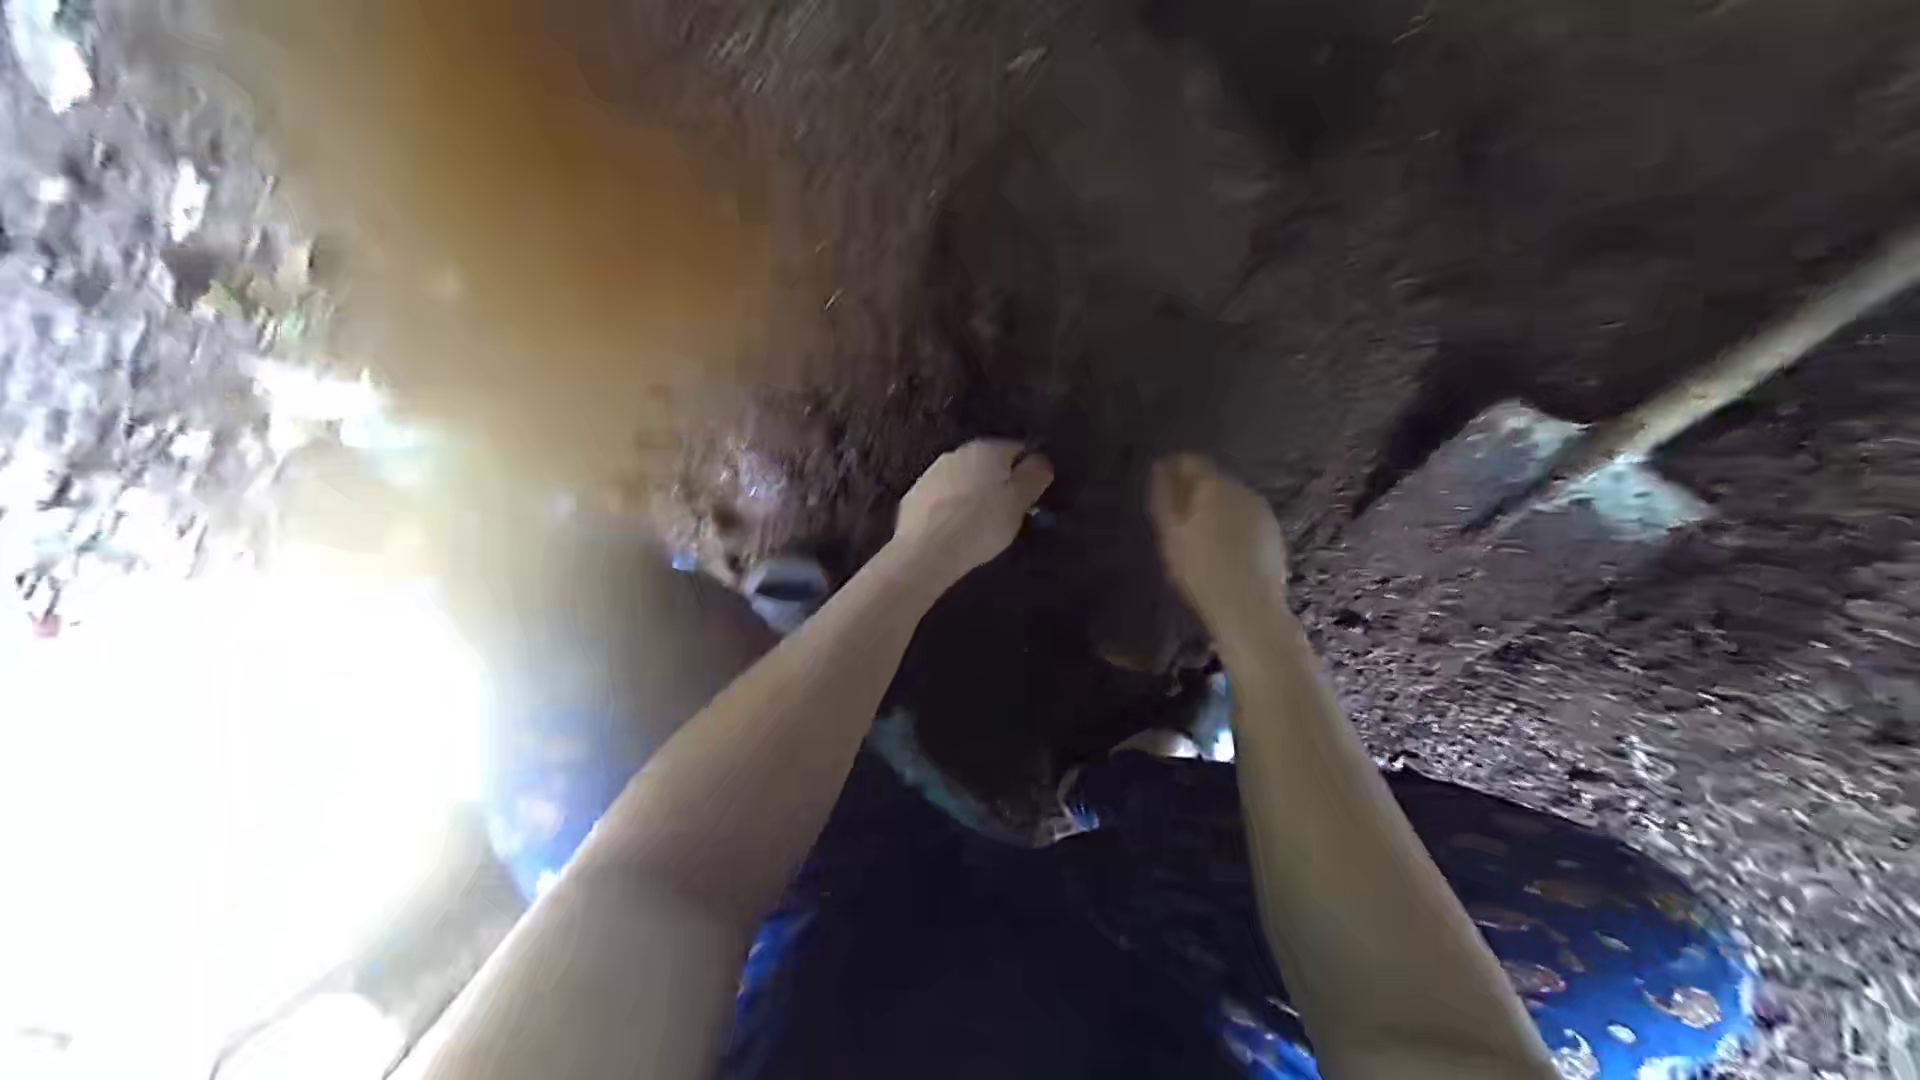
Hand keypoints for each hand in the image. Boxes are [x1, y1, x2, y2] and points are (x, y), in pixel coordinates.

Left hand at [893, 440, 1053, 585]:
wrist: (924, 550)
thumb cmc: (980, 524)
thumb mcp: (1019, 502)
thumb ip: (1034, 477)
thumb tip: (1040, 460)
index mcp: (988, 448)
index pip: (1019, 450)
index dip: (1028, 474)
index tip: (1029, 500)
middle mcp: (959, 452)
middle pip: (989, 465)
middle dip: (1000, 485)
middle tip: (1006, 515)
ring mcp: (932, 472)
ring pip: (965, 481)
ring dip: (975, 496)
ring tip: (978, 526)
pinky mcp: (915, 495)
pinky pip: (944, 498)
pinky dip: (952, 509)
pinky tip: (954, 530)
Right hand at [1149, 454, 1289, 616]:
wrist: (1247, 607)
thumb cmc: (1199, 570)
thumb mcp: (1170, 534)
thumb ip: (1164, 496)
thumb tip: (1161, 467)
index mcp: (1213, 486)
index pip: (1191, 462)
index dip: (1174, 470)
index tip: (1163, 487)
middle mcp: (1241, 490)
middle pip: (1213, 480)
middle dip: (1195, 493)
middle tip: (1179, 520)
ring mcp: (1262, 511)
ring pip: (1231, 500)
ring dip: (1215, 509)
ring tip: (1201, 539)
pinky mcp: (1274, 532)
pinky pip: (1246, 519)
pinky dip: (1233, 526)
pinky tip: (1225, 551)